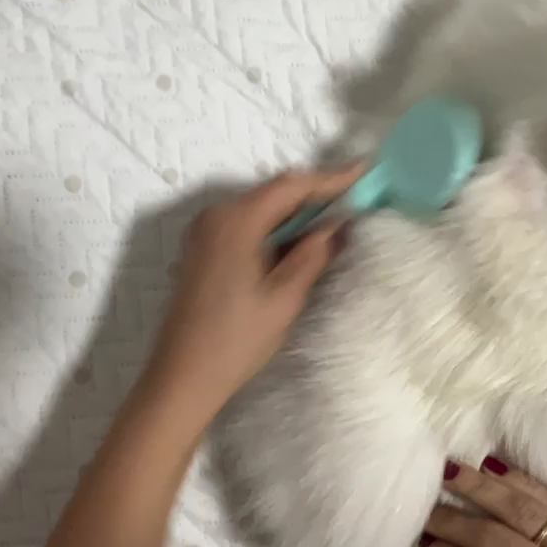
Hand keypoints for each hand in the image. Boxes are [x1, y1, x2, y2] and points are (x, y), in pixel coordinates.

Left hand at [144, 166, 363, 409]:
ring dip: (295, 213)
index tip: (364, 171)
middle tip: (354, 199)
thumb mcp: (285, 297)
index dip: (331, 178)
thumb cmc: (237, 339)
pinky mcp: (202, 248)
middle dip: (314, 195)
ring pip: (260, 208)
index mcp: (236, 220)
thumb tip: (337, 224)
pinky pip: (245, 224)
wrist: (183, 376)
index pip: (292, 186)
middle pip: (274, 192)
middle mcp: (215, 215)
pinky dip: (274, 227)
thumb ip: (313, 253)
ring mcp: (204, 231)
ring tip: (333, 220)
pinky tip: (296, 241)